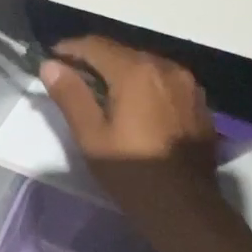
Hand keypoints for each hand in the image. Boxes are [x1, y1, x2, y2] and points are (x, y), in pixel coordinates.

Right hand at [40, 36, 223, 236]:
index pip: (96, 46)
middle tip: (75, 78)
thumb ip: (71, 95)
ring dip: (124, 73)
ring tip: (106, 93)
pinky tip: (139, 109)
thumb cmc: (130, 172)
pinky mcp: (200, 104)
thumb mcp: (91, 136)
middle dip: (97, 61)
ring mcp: (188, 85)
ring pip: (148, 67)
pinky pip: (167, 85)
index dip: (71, 48)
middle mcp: (166, 67)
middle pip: (124, 53)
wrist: (183, 206)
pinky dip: (147, 88)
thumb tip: (51, 65)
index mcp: (136, 71)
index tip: (53, 58)